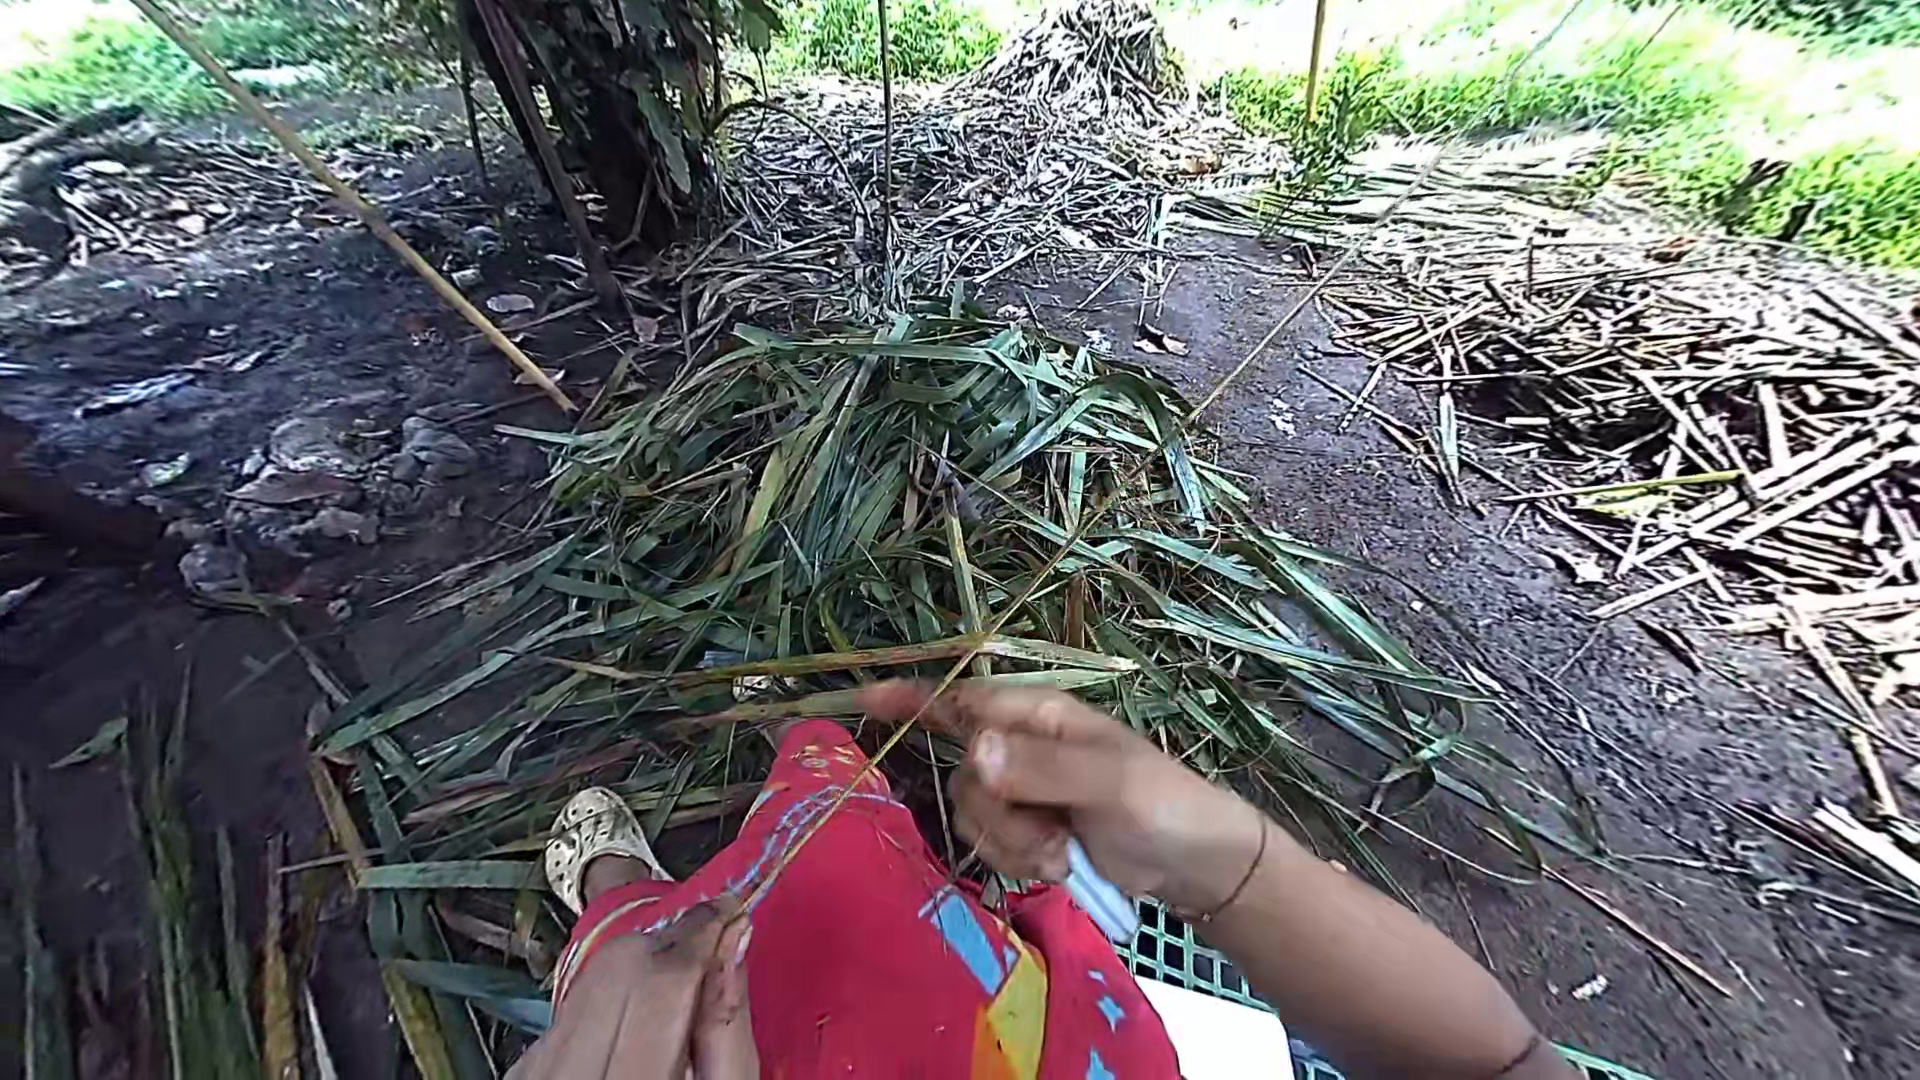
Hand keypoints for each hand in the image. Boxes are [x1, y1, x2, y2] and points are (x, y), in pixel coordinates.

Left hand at [507, 900, 756, 1079]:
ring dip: (641, 968)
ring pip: (591, 978)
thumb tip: (735, 932)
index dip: (701, 930)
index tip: (730, 908)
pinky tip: (630, 1028)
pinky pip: (568, 1008)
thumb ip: (729, 1019)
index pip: (661, 979)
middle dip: (673, 942)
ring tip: (671, 996)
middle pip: (621, 967)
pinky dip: (609, 998)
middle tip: (707, 952)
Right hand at [858, 680, 1265, 912]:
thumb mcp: (1112, 781)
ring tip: (1061, 855)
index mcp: (1039, 714)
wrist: (1192, 865)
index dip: (916, 701)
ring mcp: (1021, 789)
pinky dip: (1018, 861)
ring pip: (973, 812)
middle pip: (966, 772)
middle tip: (1050, 837)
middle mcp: (1020, 745)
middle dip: (1000, 814)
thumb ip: (1042, 766)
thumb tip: (974, 750)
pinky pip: (989, 842)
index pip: (966, 701)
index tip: (866, 701)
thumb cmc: (1161, 804)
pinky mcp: (1024, 827)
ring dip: (1013, 844)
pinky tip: (1057, 867)